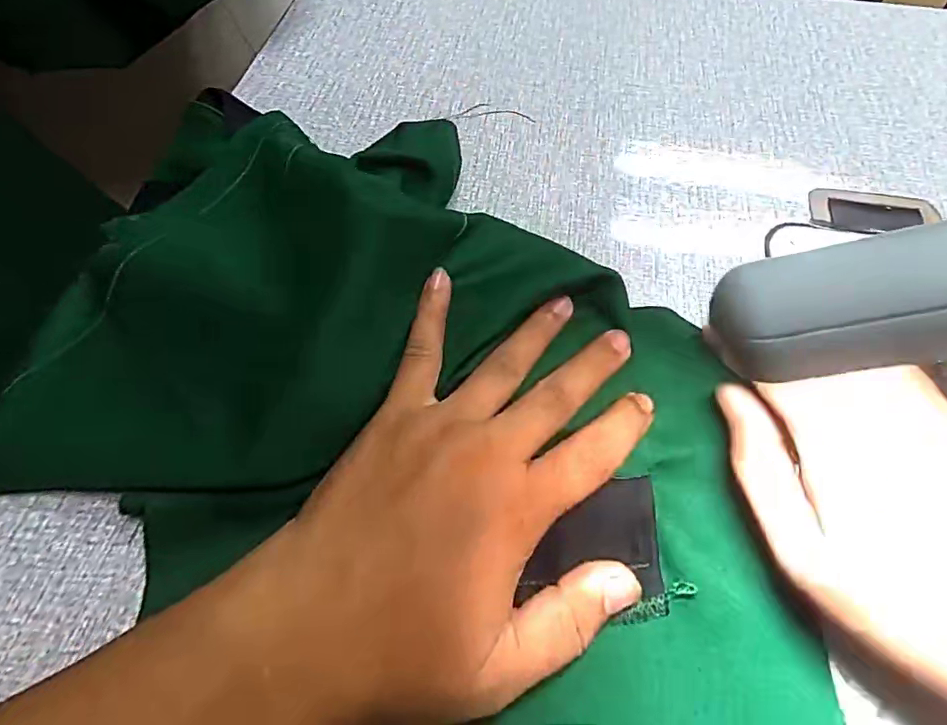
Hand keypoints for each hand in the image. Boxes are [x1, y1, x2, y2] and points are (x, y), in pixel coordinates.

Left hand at [0, 269, 653, 724]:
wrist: (302, 631)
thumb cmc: (403, 652)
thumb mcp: (498, 668)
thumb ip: (569, 620)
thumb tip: (628, 577)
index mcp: (519, 507)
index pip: (591, 454)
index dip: (623, 425)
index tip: (644, 401)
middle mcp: (488, 451)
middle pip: (554, 395)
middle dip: (592, 365)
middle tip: (619, 338)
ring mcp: (440, 426)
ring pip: (502, 365)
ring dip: (536, 332)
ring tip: (563, 302)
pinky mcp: (395, 417)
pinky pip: (419, 355)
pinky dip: (431, 315)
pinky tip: (439, 279)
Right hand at [717, 368, 946, 724]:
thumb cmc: (904, 601)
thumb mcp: (805, 556)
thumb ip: (756, 467)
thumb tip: (729, 400)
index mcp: (831, 426)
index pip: (768, 356)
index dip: (734, 343)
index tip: (713, 342)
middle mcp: (874, 394)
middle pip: (803, 342)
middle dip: (765, 342)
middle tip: (742, 358)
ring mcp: (917, 394)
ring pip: (841, 343)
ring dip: (804, 348)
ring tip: (787, 374)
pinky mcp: (944, 404)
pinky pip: (879, 357)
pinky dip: (845, 357)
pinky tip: (840, 386)